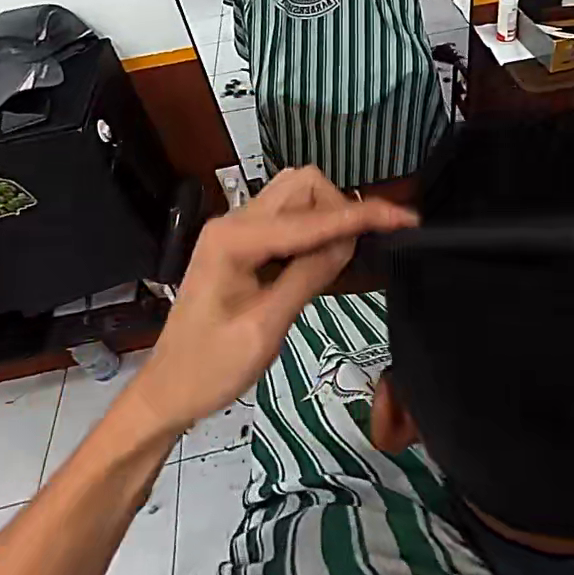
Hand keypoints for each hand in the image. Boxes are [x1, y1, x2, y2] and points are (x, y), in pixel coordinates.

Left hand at [130, 168, 415, 433]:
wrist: (168, 389)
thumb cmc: (210, 368)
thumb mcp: (265, 328)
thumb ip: (307, 277)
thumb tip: (348, 241)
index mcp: (234, 240)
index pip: (312, 217)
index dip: (362, 216)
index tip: (404, 218)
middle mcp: (233, 222)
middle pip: (303, 185)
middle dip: (340, 209)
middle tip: (356, 254)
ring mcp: (235, 230)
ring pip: (297, 196)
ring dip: (327, 218)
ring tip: (341, 259)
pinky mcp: (241, 244)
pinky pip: (287, 219)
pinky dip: (313, 230)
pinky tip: (322, 260)